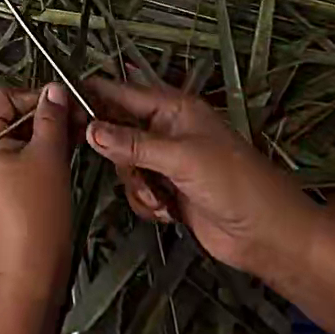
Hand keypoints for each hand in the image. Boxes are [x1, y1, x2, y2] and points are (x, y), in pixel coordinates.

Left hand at [0, 83, 79, 292]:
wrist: (31, 268)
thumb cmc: (36, 211)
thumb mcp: (48, 157)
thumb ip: (52, 119)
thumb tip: (56, 89)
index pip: (4, 97)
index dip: (35, 95)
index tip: (67, 103)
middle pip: (13, 113)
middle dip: (46, 111)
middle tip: (80, 116)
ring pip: (24, 133)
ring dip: (51, 128)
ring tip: (82, 130)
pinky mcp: (12, 181)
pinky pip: (28, 152)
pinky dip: (49, 146)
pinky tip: (73, 146)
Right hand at [83, 76, 325, 279]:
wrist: (274, 240)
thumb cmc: (237, 186)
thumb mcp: (182, 158)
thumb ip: (132, 144)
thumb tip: (89, 130)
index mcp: (173, 108)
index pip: (120, 93)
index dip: (90, 96)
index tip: (60, 103)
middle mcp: (165, 130)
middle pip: (115, 128)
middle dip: (114, 150)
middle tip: (111, 162)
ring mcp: (165, 160)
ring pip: (122, 162)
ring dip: (133, 182)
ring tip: (157, 196)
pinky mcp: (166, 188)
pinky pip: (134, 187)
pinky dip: (144, 200)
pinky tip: (165, 210)